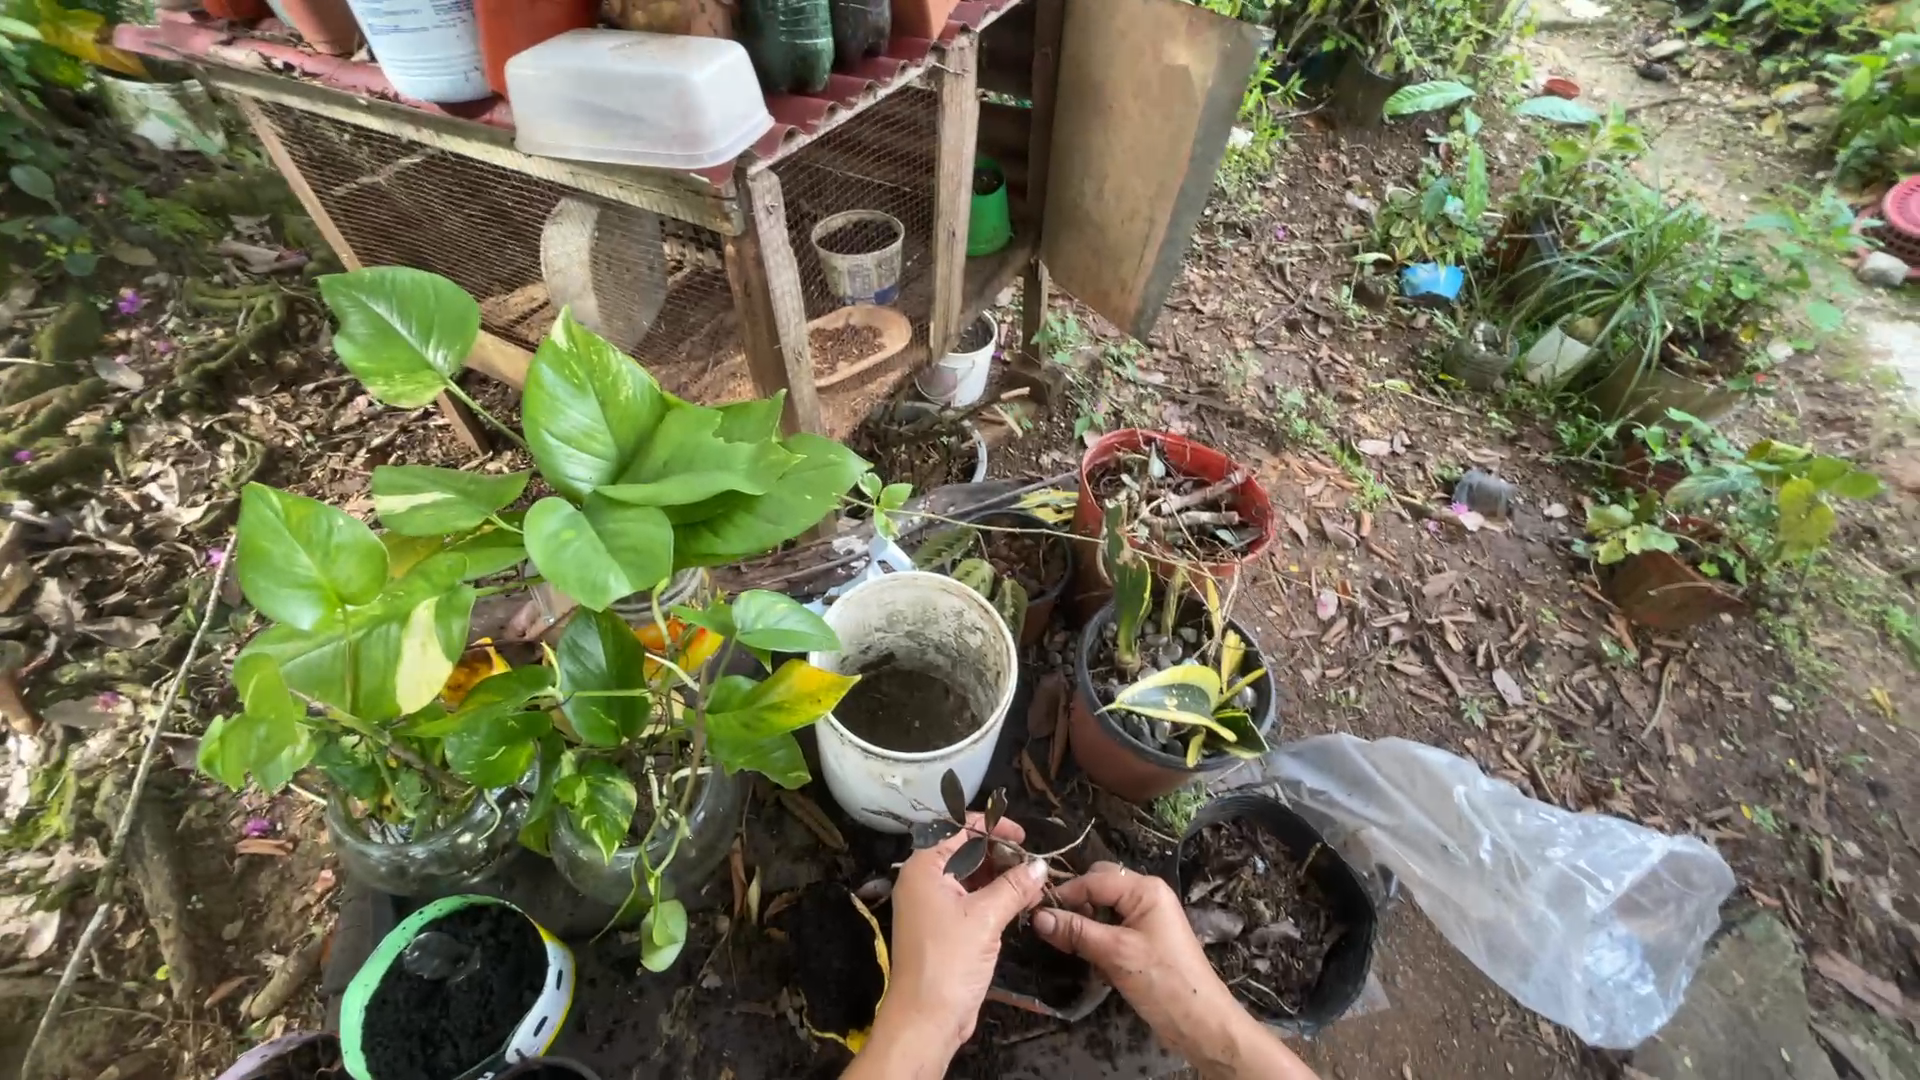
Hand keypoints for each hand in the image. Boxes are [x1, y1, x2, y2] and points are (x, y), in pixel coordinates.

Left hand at [872, 812, 1048, 1059]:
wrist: (925, 1021)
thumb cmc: (949, 961)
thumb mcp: (985, 919)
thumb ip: (1014, 887)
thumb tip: (1040, 865)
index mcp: (924, 866)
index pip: (957, 829)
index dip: (991, 826)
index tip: (1022, 835)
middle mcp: (924, 879)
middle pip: (964, 851)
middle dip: (999, 854)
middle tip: (1032, 864)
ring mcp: (932, 903)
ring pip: (969, 876)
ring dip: (1000, 877)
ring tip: (1033, 883)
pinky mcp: (943, 926)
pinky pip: (970, 898)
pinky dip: (994, 897)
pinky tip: (1020, 901)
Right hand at [1031, 862, 1242, 1063]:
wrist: (1203, 1025)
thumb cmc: (1162, 982)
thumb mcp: (1115, 954)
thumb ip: (1076, 932)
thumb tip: (1038, 916)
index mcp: (1144, 888)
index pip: (1094, 879)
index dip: (1065, 893)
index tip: (1037, 910)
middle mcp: (1147, 894)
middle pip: (1099, 886)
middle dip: (1077, 904)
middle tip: (1054, 926)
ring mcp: (1148, 916)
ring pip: (1105, 906)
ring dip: (1087, 922)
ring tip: (1070, 942)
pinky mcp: (1147, 937)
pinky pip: (1114, 924)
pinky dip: (1099, 936)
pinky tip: (1091, 955)